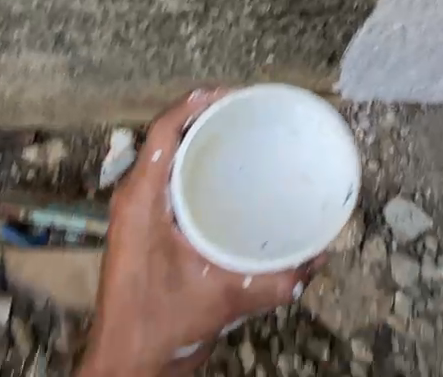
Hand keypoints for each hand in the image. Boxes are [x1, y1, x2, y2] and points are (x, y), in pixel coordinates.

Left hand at [80, 90, 318, 376]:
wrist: (125, 367)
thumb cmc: (159, 327)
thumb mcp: (223, 299)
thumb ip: (274, 282)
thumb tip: (317, 259)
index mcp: (141, 198)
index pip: (163, 130)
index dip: (195, 103)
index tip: (232, 93)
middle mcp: (133, 196)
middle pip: (165, 136)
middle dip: (202, 116)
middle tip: (244, 109)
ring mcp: (134, 211)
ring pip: (164, 156)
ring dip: (195, 139)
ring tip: (236, 131)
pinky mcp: (141, 226)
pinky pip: (164, 177)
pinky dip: (190, 164)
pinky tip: (221, 174)